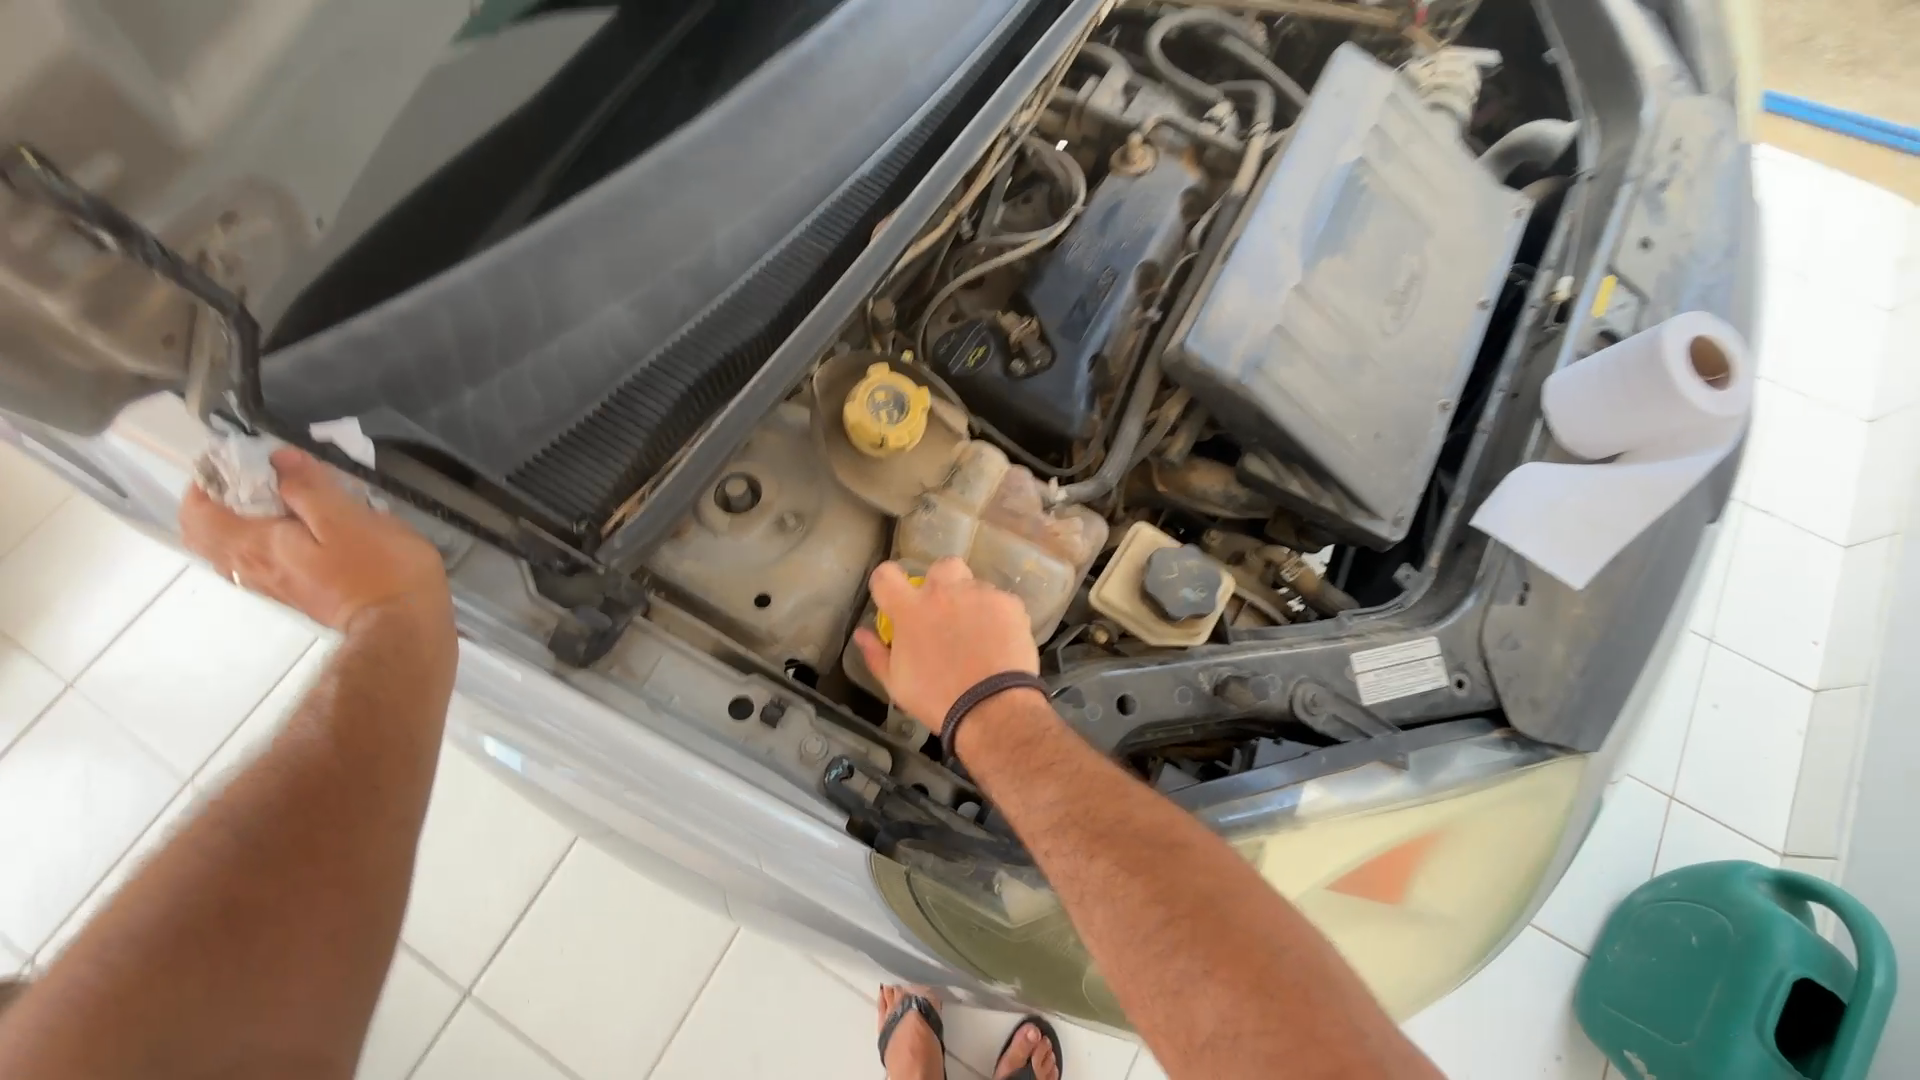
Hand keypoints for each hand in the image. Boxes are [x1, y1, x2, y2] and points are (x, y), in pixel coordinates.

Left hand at [180, 447, 452, 640]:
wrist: (403, 626)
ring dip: (242, 520)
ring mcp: (271, 585)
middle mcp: (249, 567)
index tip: (245, 460)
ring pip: (230, 547)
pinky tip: (302, 533)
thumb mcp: (349, 518)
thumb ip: (310, 487)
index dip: (211, 478)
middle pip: (205, 531)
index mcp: (253, 545)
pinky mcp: (295, 594)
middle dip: (220, 500)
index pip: (199, 507)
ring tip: (282, 503)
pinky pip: (258, 560)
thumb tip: (280, 459)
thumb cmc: (380, 569)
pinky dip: (264, 539)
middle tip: (259, 480)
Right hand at [853, 557, 1038, 731]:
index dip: (887, 582)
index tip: (893, 597)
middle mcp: (944, 592)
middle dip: (942, 583)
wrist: (992, 708)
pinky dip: (998, 617)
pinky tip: (1000, 641)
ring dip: (972, 603)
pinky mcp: (1009, 604)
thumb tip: (862, 634)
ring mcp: (980, 594)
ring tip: (979, 633)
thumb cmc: (937, 698)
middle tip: (946, 611)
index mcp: (910, 609)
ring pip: (974, 586)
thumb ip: (876, 653)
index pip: (886, 575)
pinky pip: (1000, 601)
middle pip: (940, 567)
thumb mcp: (896, 684)